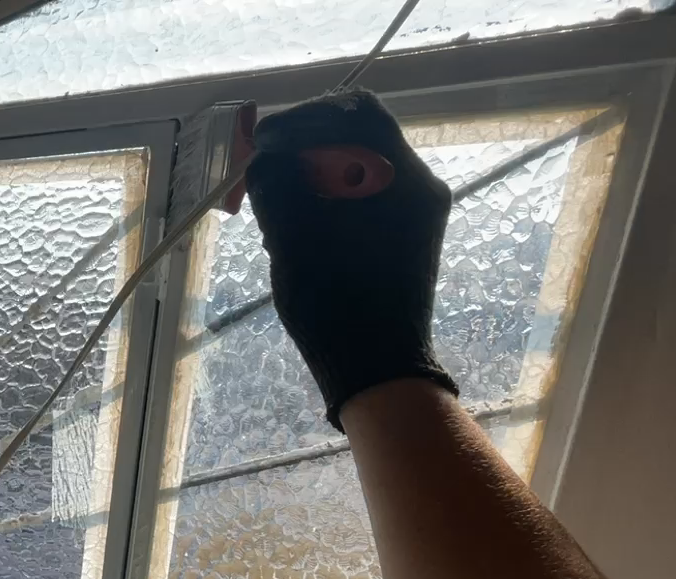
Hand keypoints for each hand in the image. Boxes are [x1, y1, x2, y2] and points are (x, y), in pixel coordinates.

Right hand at [244, 90, 456, 430]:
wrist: (377, 368)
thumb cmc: (335, 309)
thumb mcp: (294, 246)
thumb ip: (279, 192)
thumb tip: (263, 159)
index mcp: (399, 178)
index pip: (352, 113)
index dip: (300, 119)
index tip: (260, 142)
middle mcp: (415, 186)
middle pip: (355, 140)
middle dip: (302, 150)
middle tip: (262, 173)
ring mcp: (411, 214)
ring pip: (355, 172)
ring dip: (311, 179)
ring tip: (274, 212)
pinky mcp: (401, 240)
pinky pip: (360, 202)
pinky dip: (325, 205)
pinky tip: (297, 234)